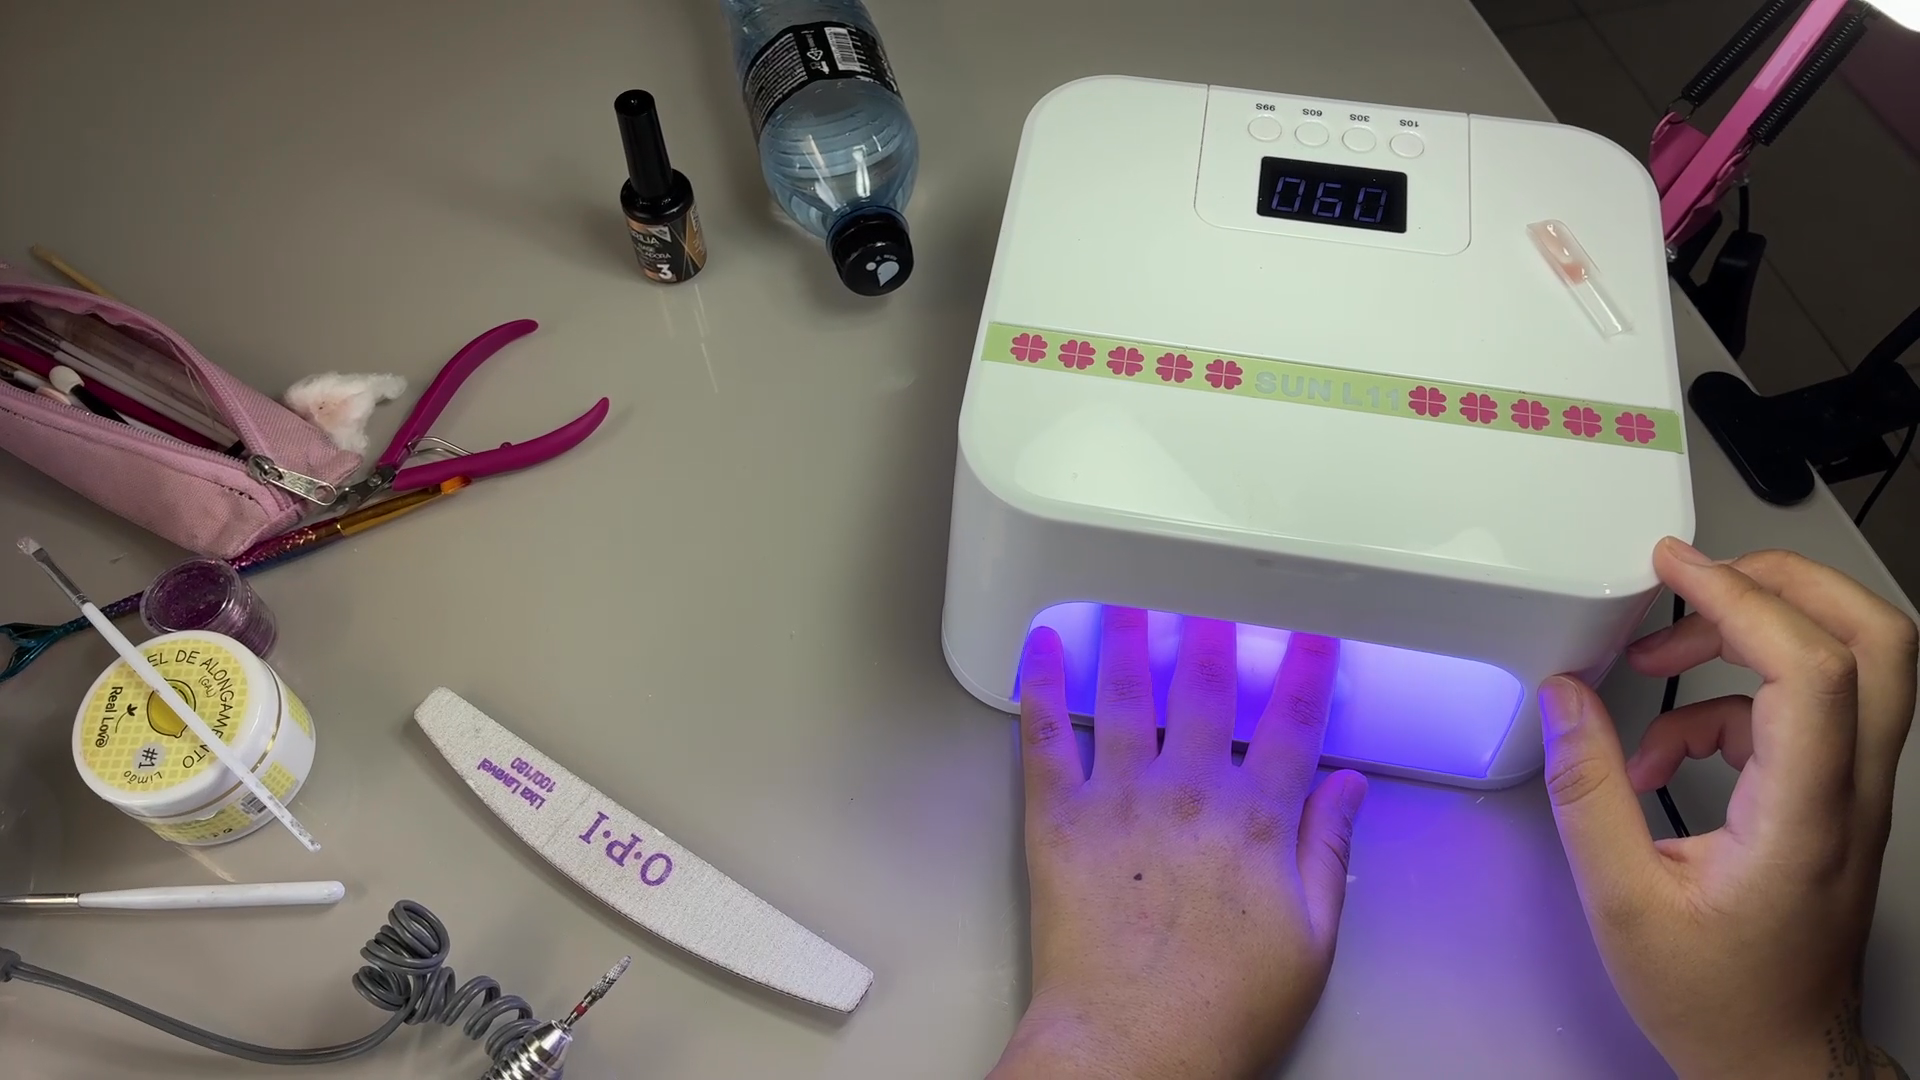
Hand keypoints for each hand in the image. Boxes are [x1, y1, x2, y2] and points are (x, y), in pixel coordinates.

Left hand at [989, 609, 1368, 1079]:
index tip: (1312, 633)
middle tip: (1210, 599)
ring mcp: (1119, 793)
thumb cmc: (1229, 1002)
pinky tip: (1041, 645)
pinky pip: (1046, 734)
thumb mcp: (1309, 939)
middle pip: (1205, 692)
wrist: (1130, 1044)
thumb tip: (1349, 782)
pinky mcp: (1060, 811)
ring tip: (1126, 601)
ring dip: (1128, 639)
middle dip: (1211, 638)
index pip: (1291, 726)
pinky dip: (1042, 684)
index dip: (1306, 674)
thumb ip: (1327, 850)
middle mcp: (1188, 788)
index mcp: (1254, 818)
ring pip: (1126, 693)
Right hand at [1540, 539, 1916, 1079]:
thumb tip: (1564, 694)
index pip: (1812, 673)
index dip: (1743, 601)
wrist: (1775, 1054)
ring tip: (1647, 657)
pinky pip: (1792, 717)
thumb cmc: (1705, 990)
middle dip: (1786, 586)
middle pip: (1880, 648)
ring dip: (1743, 638)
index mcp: (1805, 817)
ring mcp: (1850, 795)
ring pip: (1846, 670)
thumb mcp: (1617, 888)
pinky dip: (1718, 706)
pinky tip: (1658, 748)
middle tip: (1691, 574)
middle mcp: (1852, 795)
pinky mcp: (1827, 799)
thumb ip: (1586, 783)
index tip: (1670, 566)